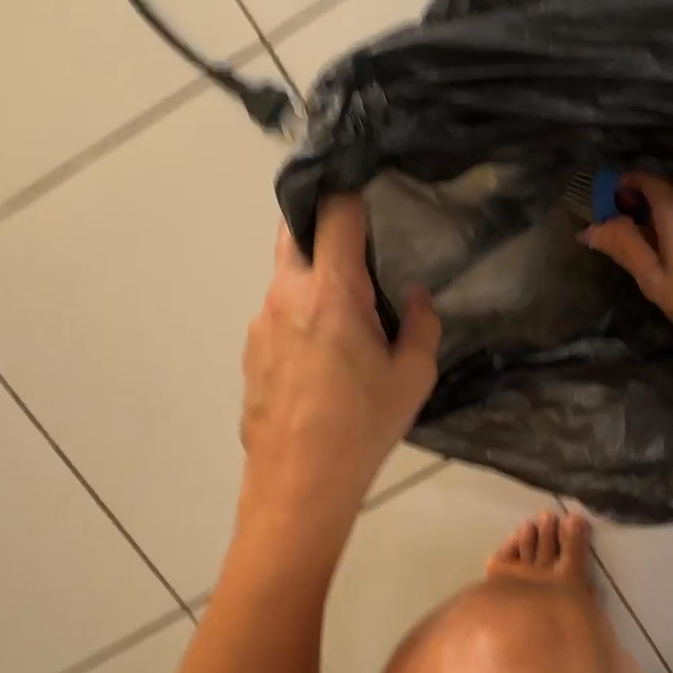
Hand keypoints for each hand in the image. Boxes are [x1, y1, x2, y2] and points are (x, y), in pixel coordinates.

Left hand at [240, 195, 439, 527]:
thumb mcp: (414, 376)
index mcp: (332, 292)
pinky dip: (303, 315)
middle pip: (295, 232)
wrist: (299, 481)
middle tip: (364, 250)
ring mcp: (260, 321)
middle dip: (326, 229)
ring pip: (287, 277)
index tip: (369, 191)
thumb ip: (422, 325)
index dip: (350, 193)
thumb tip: (415, 297)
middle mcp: (286, 294)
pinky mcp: (251, 350)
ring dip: (317, 281)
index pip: (334, 214)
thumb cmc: (364, 424)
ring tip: (354, 322)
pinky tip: (328, 358)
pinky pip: (279, 313)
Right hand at [579, 172, 672, 356]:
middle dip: (643, 193)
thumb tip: (590, 229)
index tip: (611, 196)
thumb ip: (623, 247)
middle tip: (623, 214)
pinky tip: (671, 243)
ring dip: (662, 206)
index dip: (627, 182)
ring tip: (644, 231)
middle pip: (668, 186)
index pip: (650, 180)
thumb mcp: (651, 278)